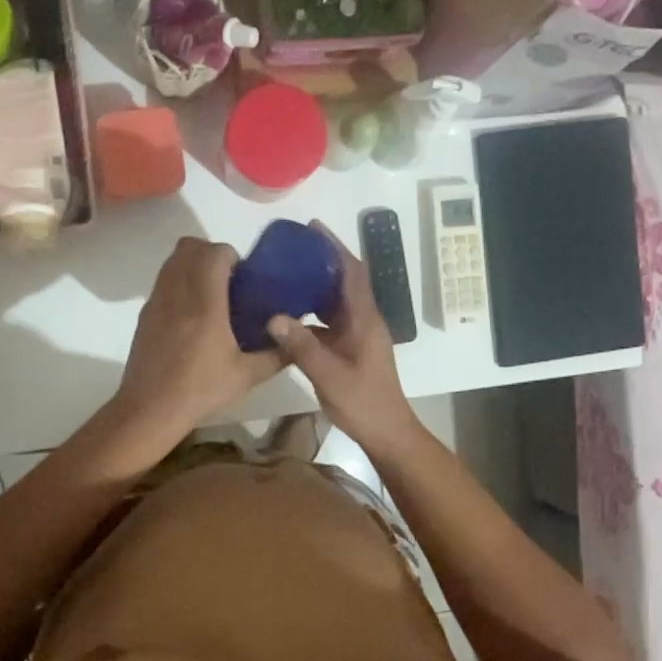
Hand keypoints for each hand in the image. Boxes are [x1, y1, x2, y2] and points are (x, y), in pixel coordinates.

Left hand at [114, 237, 285, 440]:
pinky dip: (179, 282)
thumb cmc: (200, 390)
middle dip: (211, 254)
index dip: (231, 256)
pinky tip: (192, 314)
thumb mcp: (247, 376)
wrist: (150, 408)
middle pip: (190, 247)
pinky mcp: (146, 313)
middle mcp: (178, 293)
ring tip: (211, 294)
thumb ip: (277, 355)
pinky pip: (163, 280)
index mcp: (205, 303)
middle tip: (229, 281)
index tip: (244, 278)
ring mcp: (157, 301)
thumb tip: (298, 342)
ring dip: (193, 265)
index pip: (215, 253)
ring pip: (172, 260)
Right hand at [267, 221, 419, 454]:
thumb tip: (273, 316)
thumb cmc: (363, 402)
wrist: (387, 432)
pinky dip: (311, 313)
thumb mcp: (329, 374)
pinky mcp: (351, 349)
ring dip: (314, 287)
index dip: (333, 247)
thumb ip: (302, 345)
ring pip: (335, 302)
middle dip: (320, 262)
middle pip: (343, 281)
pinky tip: (287, 315)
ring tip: (284, 275)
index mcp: (364, 319)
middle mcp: (363, 321)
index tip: (312, 228)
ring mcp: (358, 336)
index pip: (351, 272)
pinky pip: (329, 322)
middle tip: (289, 250)